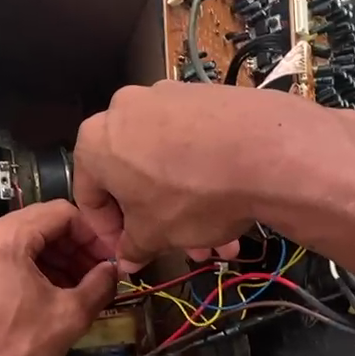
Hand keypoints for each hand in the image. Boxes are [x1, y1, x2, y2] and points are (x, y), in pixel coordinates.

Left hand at [0, 201, 117, 355]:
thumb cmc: (14, 351)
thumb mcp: (68, 316)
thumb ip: (98, 285)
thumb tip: (112, 270)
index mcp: (3, 238)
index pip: (59, 212)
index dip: (92, 233)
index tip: (108, 257)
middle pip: (38, 224)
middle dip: (73, 247)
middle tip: (97, 274)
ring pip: (20, 241)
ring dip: (53, 259)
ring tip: (78, 288)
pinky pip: (2, 258)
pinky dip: (29, 269)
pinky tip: (50, 294)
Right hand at [72, 81, 354, 270]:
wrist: (266, 151)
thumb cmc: (189, 195)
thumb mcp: (154, 234)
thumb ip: (132, 248)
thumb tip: (125, 260)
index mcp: (95, 142)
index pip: (88, 196)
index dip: (107, 233)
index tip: (127, 252)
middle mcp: (125, 110)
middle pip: (131, 177)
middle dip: (154, 219)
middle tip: (173, 247)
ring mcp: (168, 97)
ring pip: (165, 163)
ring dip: (183, 205)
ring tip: (214, 239)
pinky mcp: (206, 95)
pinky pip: (192, 144)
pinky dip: (202, 176)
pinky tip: (229, 206)